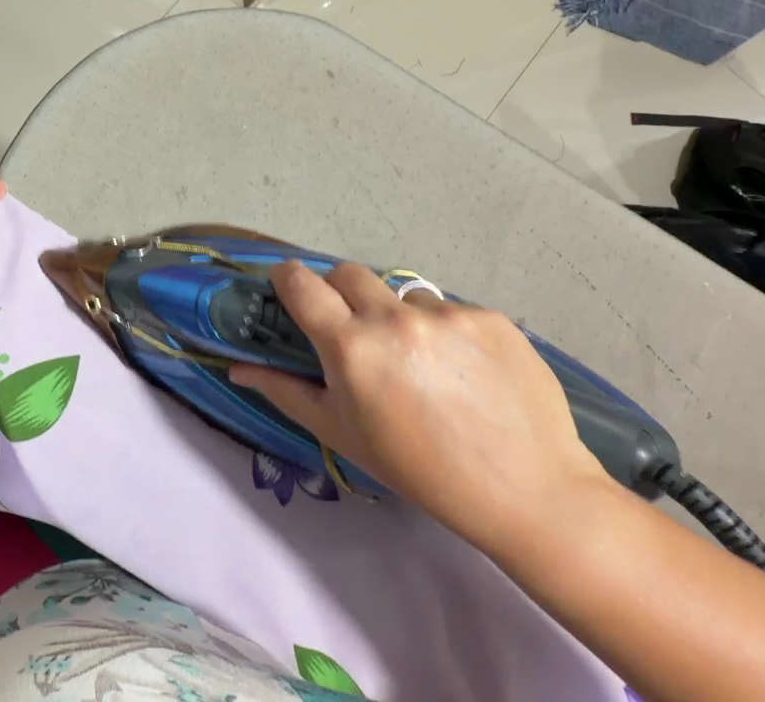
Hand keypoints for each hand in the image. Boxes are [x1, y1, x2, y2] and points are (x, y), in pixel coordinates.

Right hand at [231, 262, 610, 546]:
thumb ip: (283, 390)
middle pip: (347, 274)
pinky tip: (461, 372)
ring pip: (401, 295)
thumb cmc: (417, 468)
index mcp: (351, 346)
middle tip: (351, 331)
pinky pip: (450, 311)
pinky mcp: (493, 318)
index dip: (286, 279)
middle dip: (339, 293)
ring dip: (397, 317)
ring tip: (420, 365)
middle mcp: (395, 319)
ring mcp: (448, 315)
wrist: (528, 491)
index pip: (300, 283)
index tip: (287, 290)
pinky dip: (443, 332)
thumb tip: (237, 368)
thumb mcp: (339, 432)